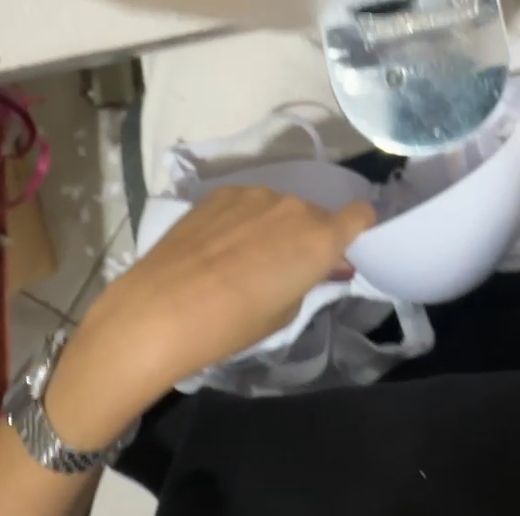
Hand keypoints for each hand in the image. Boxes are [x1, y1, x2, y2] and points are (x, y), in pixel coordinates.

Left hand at [40, 187, 376, 447]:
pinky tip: (216, 249)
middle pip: (316, 215)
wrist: (157, 311)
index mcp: (320, 238)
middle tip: (284, 270)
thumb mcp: (283, 313)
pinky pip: (247, 204)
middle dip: (309, 237)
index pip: (361, 214)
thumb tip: (328, 266)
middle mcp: (294, 207)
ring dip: (274, 228)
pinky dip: (243, 220)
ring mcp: (256, 194)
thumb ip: (312, 281)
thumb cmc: (231, 325)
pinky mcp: (221, 193)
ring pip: (280, 208)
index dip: (358, 229)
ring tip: (242, 261)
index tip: (342, 251)